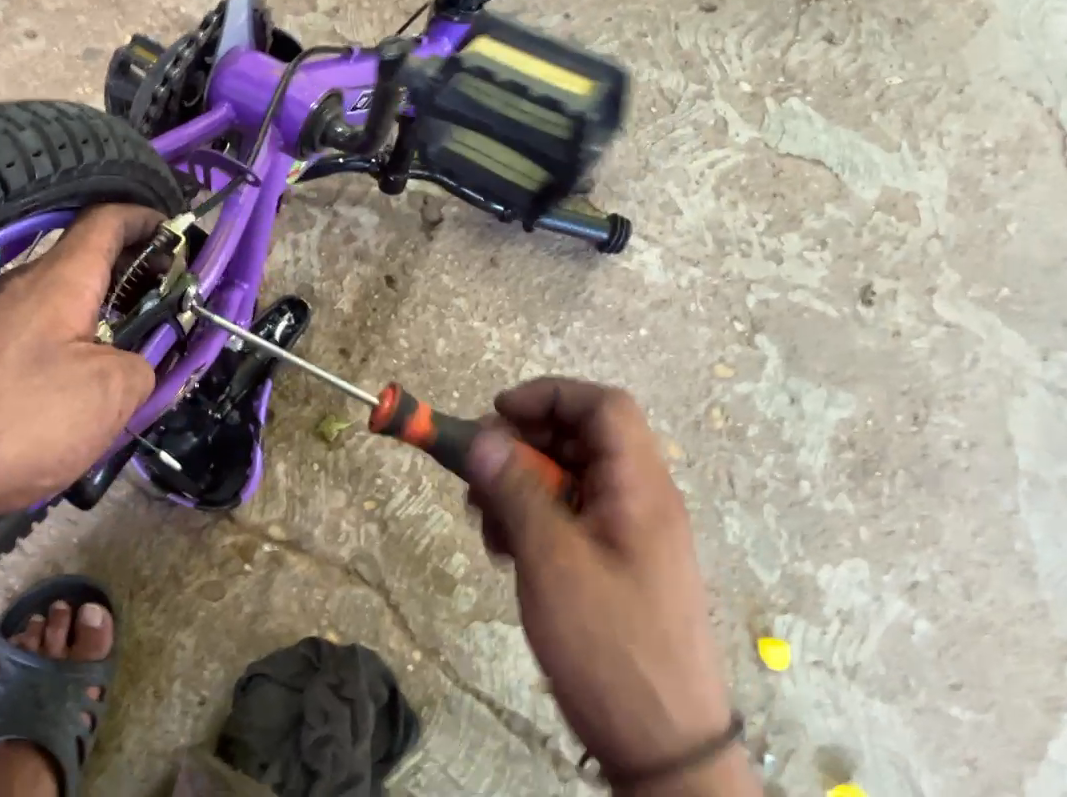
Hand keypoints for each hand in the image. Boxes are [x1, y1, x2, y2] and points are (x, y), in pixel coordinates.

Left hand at [0, 204, 164, 526]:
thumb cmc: (19, 420)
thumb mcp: (109, 392)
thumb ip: (142, 365)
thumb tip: (134, 365)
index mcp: (58, 279)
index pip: (106, 220)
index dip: (147, 219)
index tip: (180, 236)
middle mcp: (23, 290)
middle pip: (87, 264)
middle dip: (135, 282)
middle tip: (173, 315)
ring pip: (66, 311)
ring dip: (107, 328)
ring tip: (139, 367)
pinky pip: (44, 347)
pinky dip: (76, 359)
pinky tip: (87, 404)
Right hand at [466, 379, 750, 793]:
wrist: (662, 744)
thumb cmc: (609, 646)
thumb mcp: (551, 562)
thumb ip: (515, 491)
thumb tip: (482, 436)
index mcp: (640, 490)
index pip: (603, 406)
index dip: (547, 396)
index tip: (494, 415)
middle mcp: (640, 501)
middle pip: (579, 439)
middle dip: (519, 445)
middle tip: (476, 477)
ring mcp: (628, 534)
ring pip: (566, 477)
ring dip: (517, 485)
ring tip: (486, 523)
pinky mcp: (613, 563)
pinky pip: (568, 515)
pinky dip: (530, 518)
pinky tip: (506, 551)